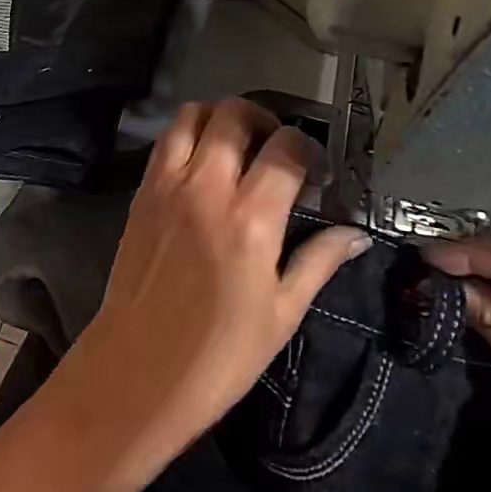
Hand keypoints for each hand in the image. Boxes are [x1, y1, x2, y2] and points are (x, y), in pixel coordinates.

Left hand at [63, 99, 371, 476]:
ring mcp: (169, 186)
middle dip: (265, 120)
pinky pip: (166, 140)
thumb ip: (319, 261)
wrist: (134, 377)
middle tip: (277, 149)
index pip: (287, 147)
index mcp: (251, 218)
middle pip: (236, 114)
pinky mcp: (142, 194)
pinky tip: (203, 166)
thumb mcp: (282, 314)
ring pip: (194, 114)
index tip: (316, 173)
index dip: (309, 149)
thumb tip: (356, 234)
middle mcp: (207, 188)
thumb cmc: (218, 355)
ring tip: (239, 146)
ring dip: (222, 119)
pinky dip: (189, 135)